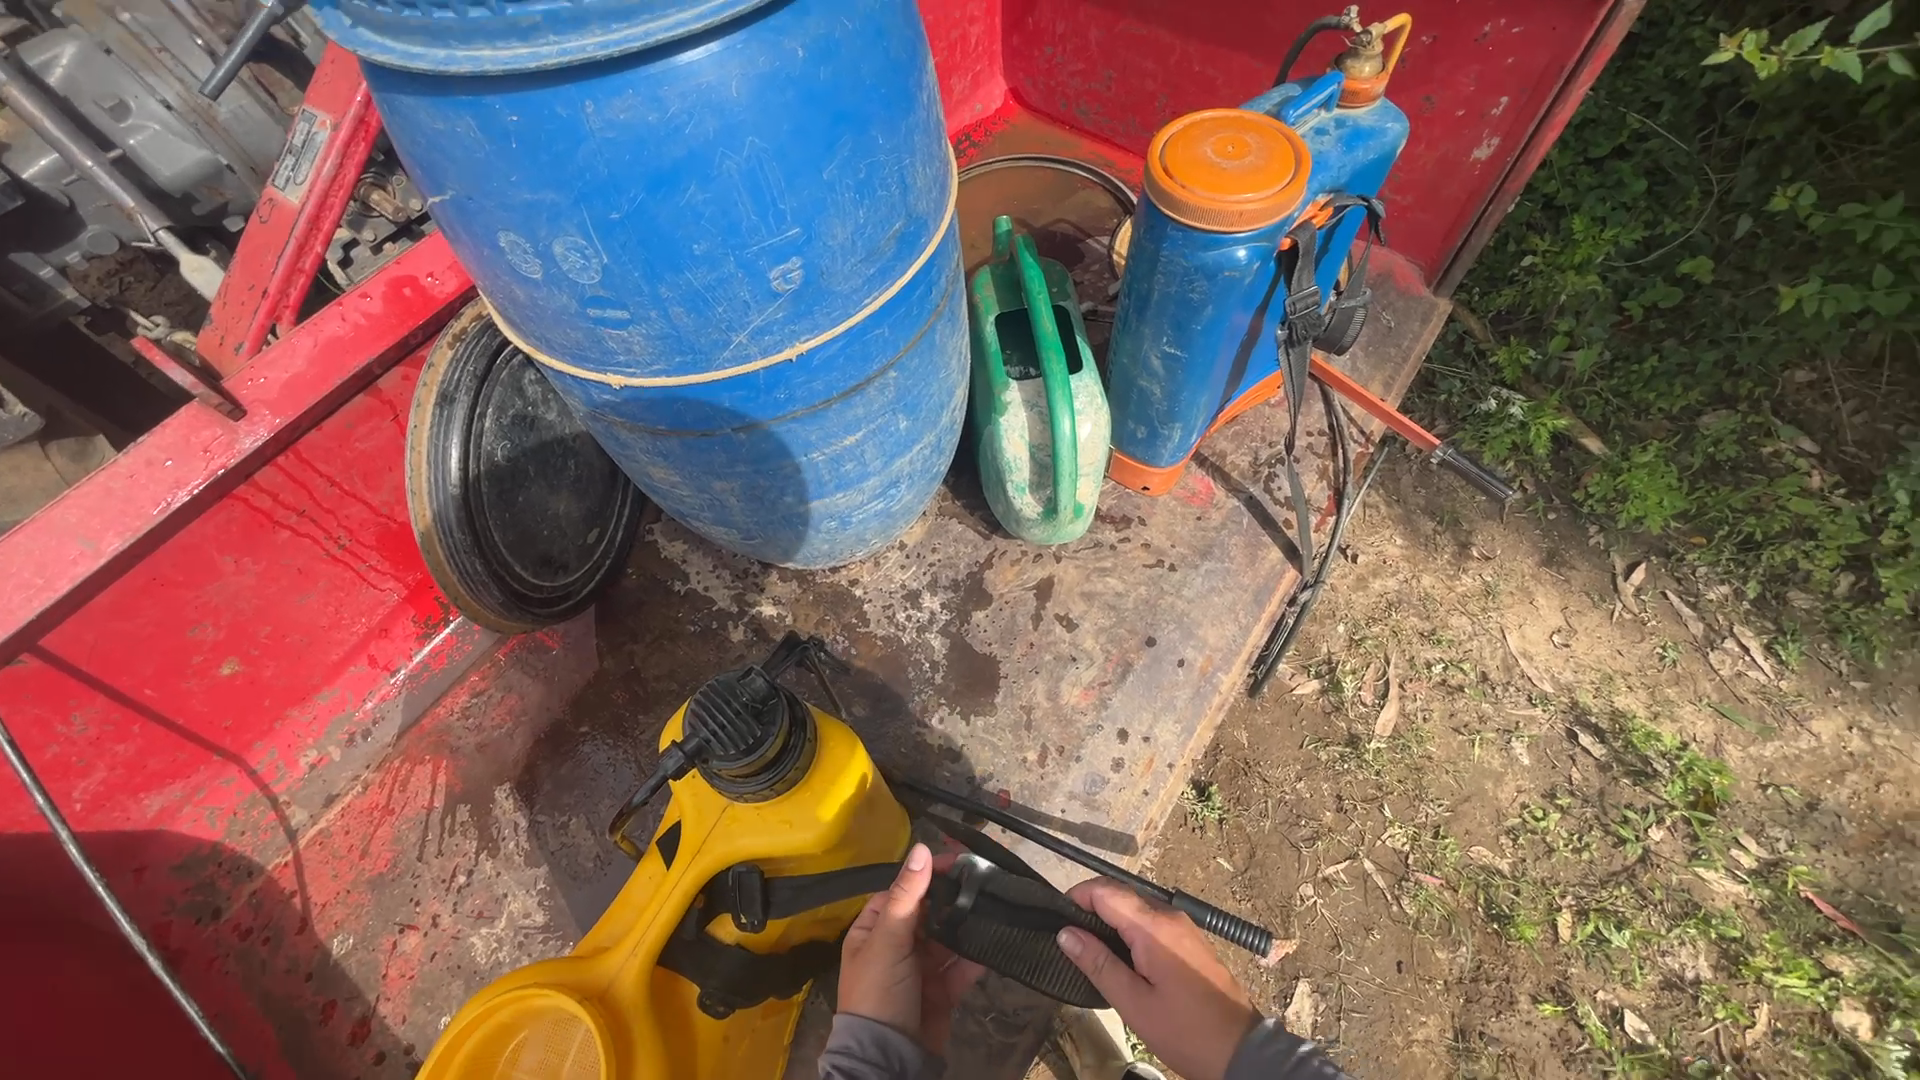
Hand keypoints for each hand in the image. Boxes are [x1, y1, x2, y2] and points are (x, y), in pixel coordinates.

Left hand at [837, 843, 986, 1055]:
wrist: (888, 1060)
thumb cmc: (879, 992)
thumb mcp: (888, 939)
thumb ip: (907, 894)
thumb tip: (921, 848)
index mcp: (876, 928)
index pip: (905, 890)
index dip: (928, 873)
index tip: (959, 857)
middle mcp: (898, 944)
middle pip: (930, 912)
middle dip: (953, 898)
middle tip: (985, 878)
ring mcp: (920, 967)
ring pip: (948, 937)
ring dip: (967, 925)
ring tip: (995, 905)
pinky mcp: (941, 990)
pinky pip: (961, 966)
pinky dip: (976, 957)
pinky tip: (994, 943)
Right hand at [1056, 879, 1260, 1079]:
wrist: (1242, 1053)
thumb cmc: (1185, 1031)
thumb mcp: (1134, 1004)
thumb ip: (1098, 964)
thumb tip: (1065, 933)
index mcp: (1153, 926)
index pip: (1105, 890)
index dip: (1077, 897)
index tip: (1057, 918)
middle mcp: (1168, 916)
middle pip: (1120, 893)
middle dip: (1090, 906)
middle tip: (1069, 936)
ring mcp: (1182, 926)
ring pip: (1135, 906)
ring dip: (1109, 918)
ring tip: (1089, 948)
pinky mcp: (1189, 939)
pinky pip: (1150, 920)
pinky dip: (1129, 928)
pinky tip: (1120, 955)